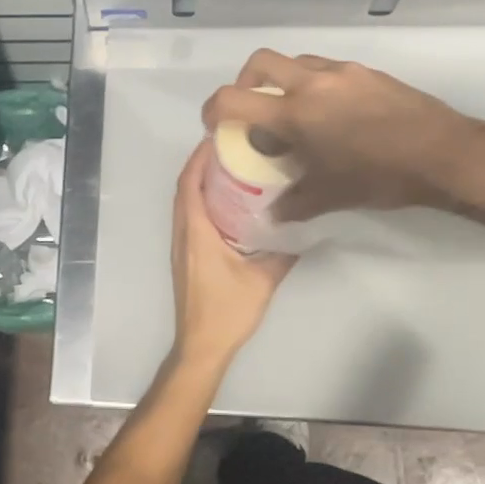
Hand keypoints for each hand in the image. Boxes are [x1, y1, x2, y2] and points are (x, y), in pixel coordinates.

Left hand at [170, 142, 296, 372]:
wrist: (201, 346)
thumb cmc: (227, 311)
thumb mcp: (263, 280)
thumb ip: (284, 252)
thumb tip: (304, 227)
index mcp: (196, 232)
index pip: (189, 184)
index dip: (198, 158)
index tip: (217, 138)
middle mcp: (182, 234)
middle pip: (184, 188)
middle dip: (201, 165)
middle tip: (230, 148)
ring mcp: (180, 246)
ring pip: (184, 203)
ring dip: (200, 183)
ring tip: (230, 168)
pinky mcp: (184, 257)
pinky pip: (188, 218)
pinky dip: (201, 202)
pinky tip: (226, 203)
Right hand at [201, 49, 484, 221]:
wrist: (445, 154)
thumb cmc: (380, 177)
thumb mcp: (330, 196)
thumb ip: (293, 203)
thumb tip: (272, 212)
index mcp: (294, 112)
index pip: (232, 99)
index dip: (212, 111)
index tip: (216, 126)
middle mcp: (312, 82)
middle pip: (259, 62)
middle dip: (246, 82)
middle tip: (253, 109)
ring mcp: (342, 72)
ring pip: (296, 62)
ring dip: (283, 82)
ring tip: (295, 114)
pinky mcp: (367, 72)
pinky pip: (327, 69)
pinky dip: (315, 84)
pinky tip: (332, 115)